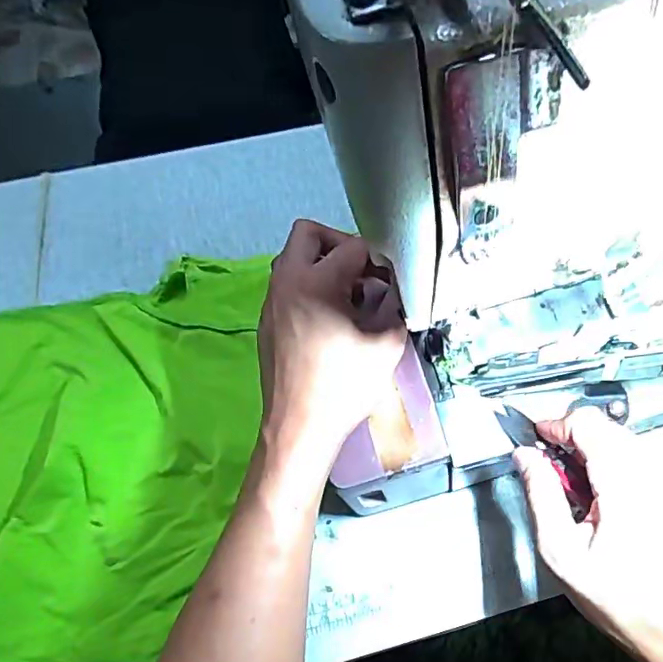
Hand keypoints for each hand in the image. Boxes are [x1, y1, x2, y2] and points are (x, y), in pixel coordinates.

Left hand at [258, 219, 406, 469]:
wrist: (300, 426)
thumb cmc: (344, 387)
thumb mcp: (386, 346)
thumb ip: (395, 309)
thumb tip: (393, 293)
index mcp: (315, 282)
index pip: (353, 248)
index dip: (379, 260)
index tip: (392, 282)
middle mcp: (286, 282)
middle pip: (309, 235)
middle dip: (341, 246)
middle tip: (365, 275)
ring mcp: (271, 302)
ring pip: (294, 260)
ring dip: (324, 267)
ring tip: (351, 300)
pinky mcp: (268, 323)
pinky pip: (288, 288)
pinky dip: (311, 290)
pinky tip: (332, 323)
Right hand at [514, 408, 662, 661]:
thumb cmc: (628, 604)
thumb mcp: (564, 554)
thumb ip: (541, 495)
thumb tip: (527, 460)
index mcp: (628, 484)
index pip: (587, 422)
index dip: (555, 426)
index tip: (539, 439)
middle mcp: (660, 474)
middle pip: (607, 427)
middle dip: (575, 443)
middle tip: (555, 475)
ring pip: (627, 441)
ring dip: (599, 456)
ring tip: (584, 498)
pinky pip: (647, 460)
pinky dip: (622, 469)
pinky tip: (611, 504)